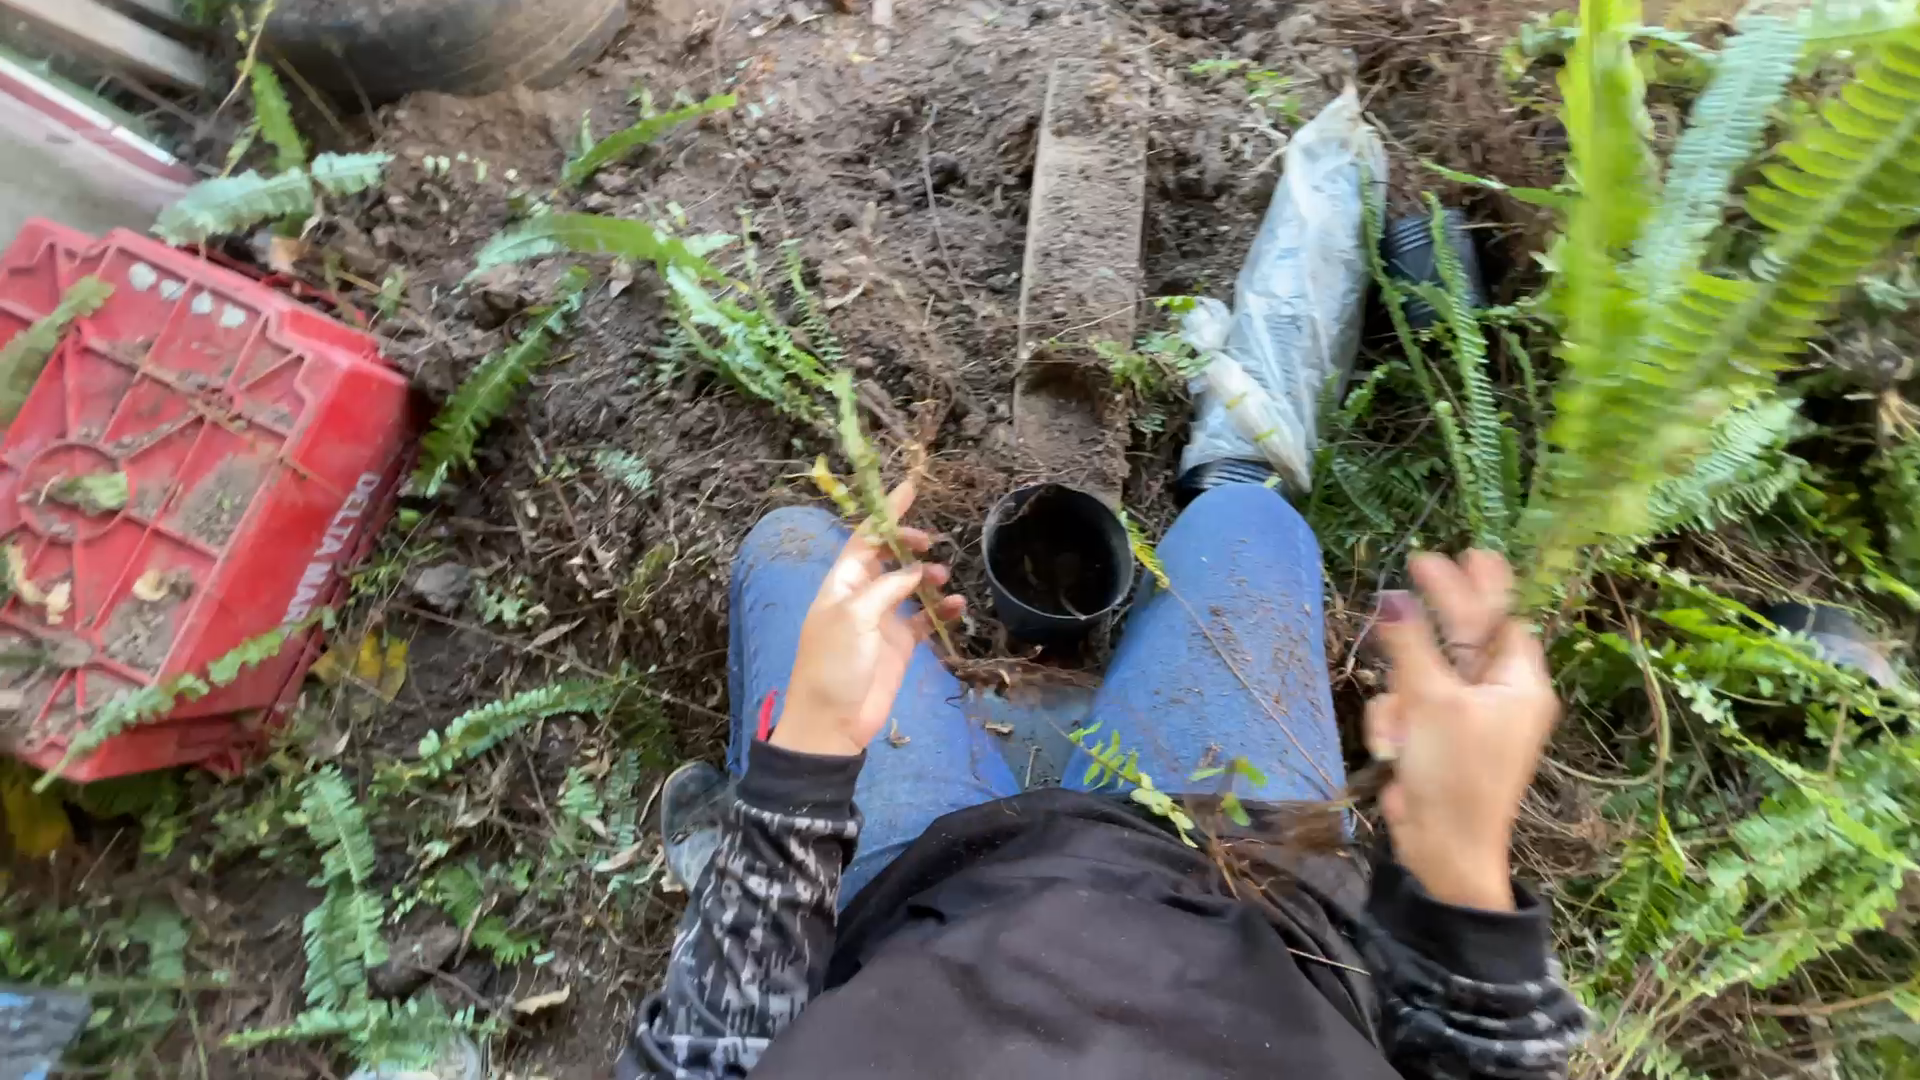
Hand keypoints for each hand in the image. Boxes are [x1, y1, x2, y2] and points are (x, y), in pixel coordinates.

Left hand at [770, 481, 964, 757]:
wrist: (833, 724)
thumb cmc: (833, 666)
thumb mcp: (854, 619)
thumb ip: (886, 589)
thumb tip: (913, 572)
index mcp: (842, 584)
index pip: (864, 539)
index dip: (886, 514)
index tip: (910, 489)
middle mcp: (862, 596)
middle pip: (889, 558)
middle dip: (909, 545)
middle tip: (930, 543)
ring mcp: (883, 620)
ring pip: (910, 586)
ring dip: (928, 577)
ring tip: (945, 578)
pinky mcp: (900, 644)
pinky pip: (924, 618)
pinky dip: (940, 609)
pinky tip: (956, 605)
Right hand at [1365, 550, 1558, 911]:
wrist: (1440, 845)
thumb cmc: (1455, 772)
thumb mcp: (1433, 703)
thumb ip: (1411, 646)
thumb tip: (1393, 596)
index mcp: (1517, 685)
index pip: (1500, 621)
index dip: (1480, 587)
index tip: (1462, 552)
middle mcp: (1494, 694)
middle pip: (1461, 637)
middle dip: (1435, 614)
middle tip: (1419, 562)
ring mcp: (1459, 714)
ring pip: (1418, 671)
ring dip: (1401, 696)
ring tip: (1400, 735)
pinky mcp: (1429, 732)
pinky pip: (1402, 704)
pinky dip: (1392, 722)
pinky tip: (1393, 750)